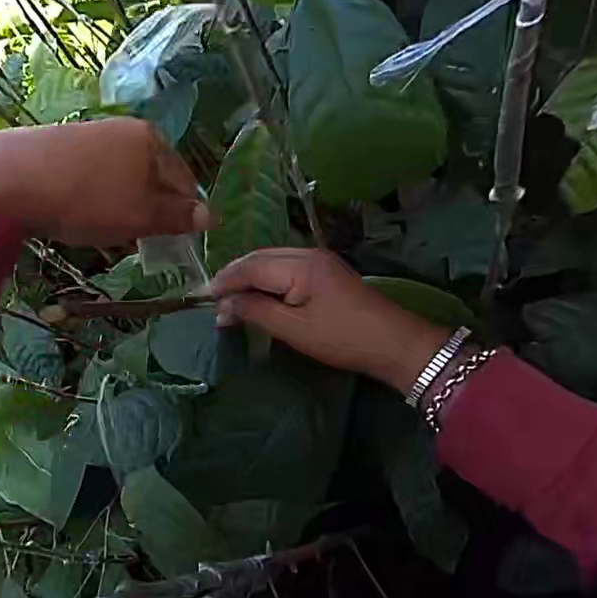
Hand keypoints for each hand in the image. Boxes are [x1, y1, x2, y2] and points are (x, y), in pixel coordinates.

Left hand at [0, 118, 210, 246]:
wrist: (13, 179)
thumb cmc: (89, 201)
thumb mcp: (141, 216)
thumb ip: (177, 217)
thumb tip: (209, 216)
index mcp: (153, 140)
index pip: (186, 181)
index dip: (184, 215)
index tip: (174, 243)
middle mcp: (126, 128)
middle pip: (154, 177)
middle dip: (153, 209)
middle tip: (141, 239)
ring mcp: (94, 134)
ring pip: (125, 177)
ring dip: (126, 205)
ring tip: (109, 230)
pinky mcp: (64, 145)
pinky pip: (97, 176)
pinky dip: (99, 197)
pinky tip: (83, 213)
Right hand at [209, 249, 453, 392]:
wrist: (394, 343)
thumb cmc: (342, 338)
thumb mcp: (294, 330)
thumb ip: (256, 313)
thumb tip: (223, 307)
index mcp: (300, 265)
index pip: (250, 266)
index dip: (224, 281)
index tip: (202, 299)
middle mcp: (308, 254)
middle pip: (259, 258)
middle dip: (234, 276)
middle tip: (213, 299)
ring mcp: (319, 261)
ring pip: (272, 261)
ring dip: (249, 277)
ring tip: (230, 299)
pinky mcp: (326, 273)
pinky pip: (285, 268)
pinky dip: (266, 279)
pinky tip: (258, 296)